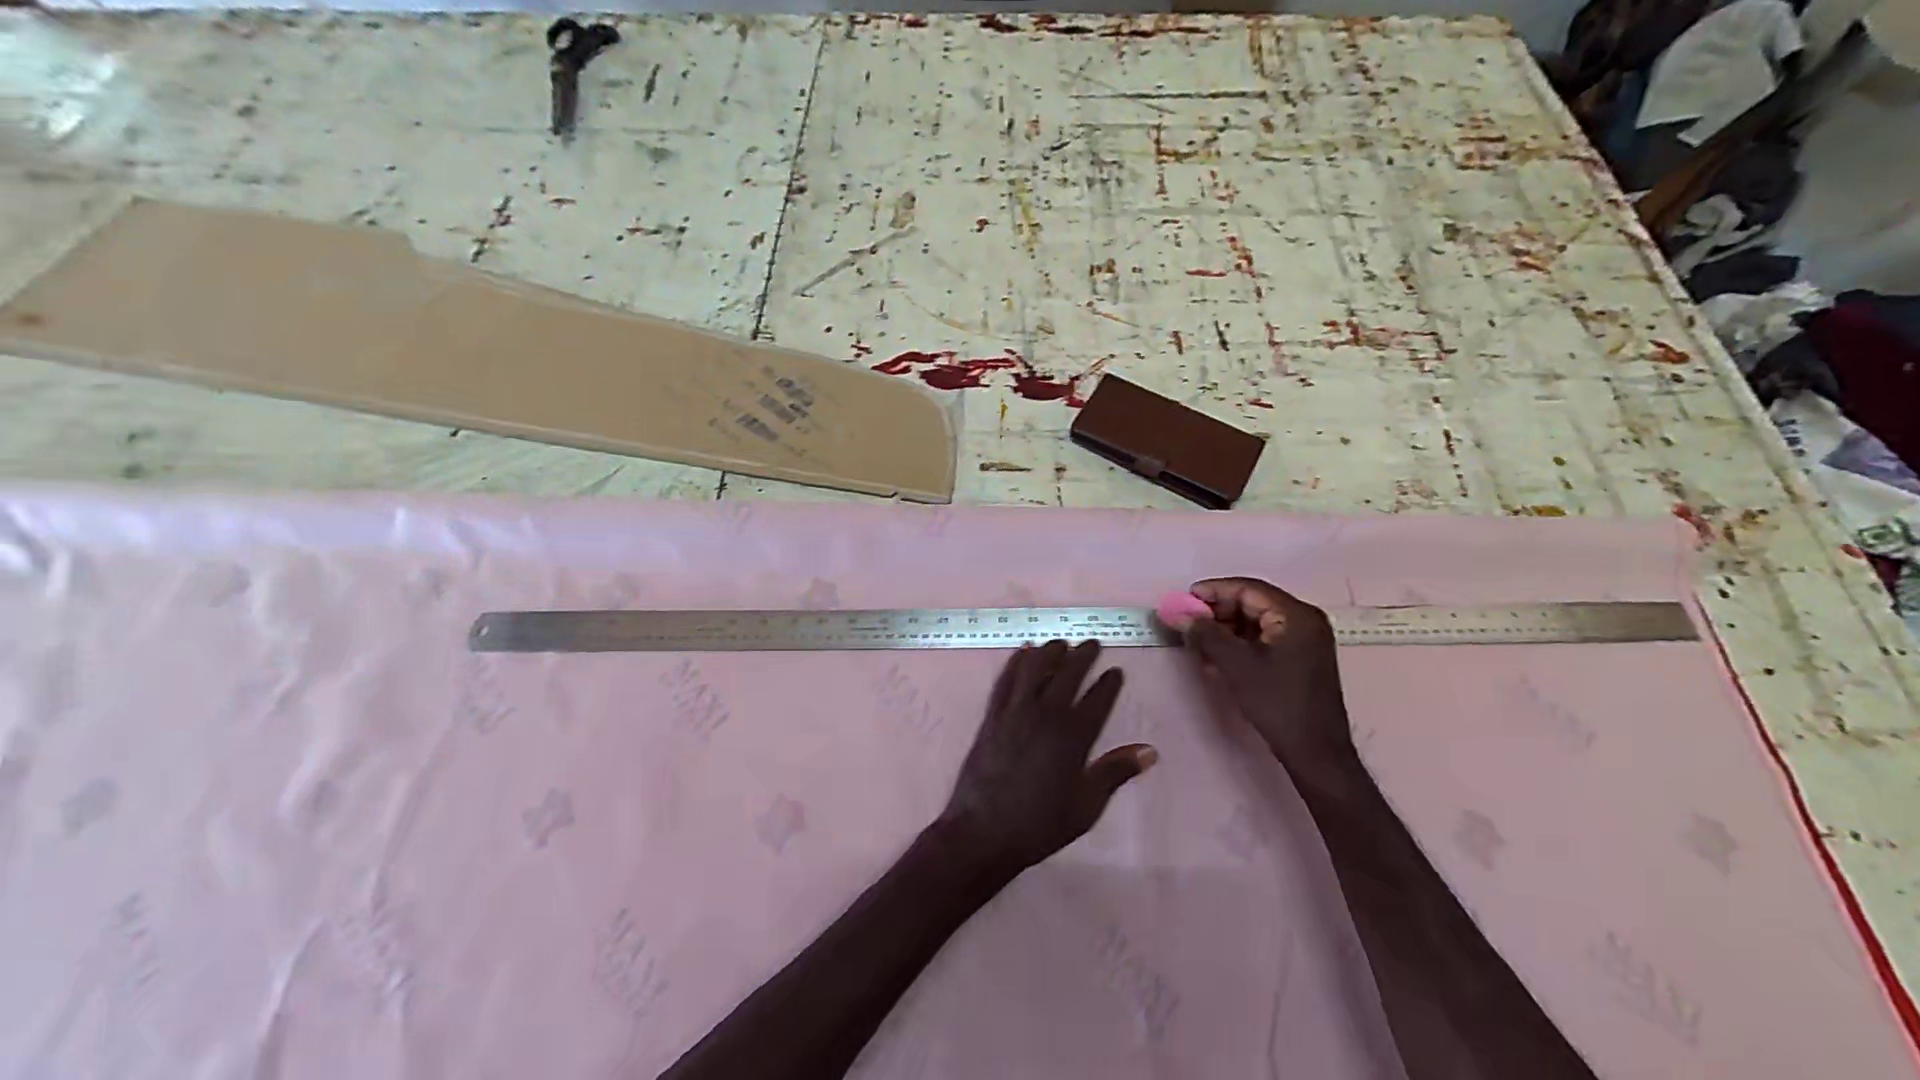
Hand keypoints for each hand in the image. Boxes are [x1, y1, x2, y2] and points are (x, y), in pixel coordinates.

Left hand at [937, 640, 1155, 876]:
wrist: (984, 831)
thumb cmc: (1040, 824)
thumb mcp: (1087, 805)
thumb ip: (1115, 772)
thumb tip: (1149, 751)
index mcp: (1073, 736)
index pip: (1098, 698)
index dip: (1109, 682)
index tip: (1116, 671)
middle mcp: (1045, 714)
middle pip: (1068, 673)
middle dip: (1083, 655)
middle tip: (1092, 643)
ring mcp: (1015, 712)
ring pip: (1035, 668)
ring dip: (1050, 651)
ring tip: (1060, 643)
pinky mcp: (992, 716)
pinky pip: (1006, 679)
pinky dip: (1017, 662)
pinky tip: (1022, 653)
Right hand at [1180, 578, 1355, 776]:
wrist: (1315, 751)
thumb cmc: (1277, 703)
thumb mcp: (1236, 665)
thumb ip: (1206, 634)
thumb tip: (1180, 614)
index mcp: (1295, 615)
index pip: (1248, 589)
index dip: (1213, 591)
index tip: (1184, 600)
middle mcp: (1305, 620)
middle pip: (1253, 603)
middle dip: (1218, 611)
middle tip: (1188, 622)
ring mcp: (1306, 640)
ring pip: (1256, 622)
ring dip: (1226, 629)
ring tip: (1198, 642)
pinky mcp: (1301, 657)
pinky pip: (1265, 638)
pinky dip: (1240, 643)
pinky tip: (1217, 656)